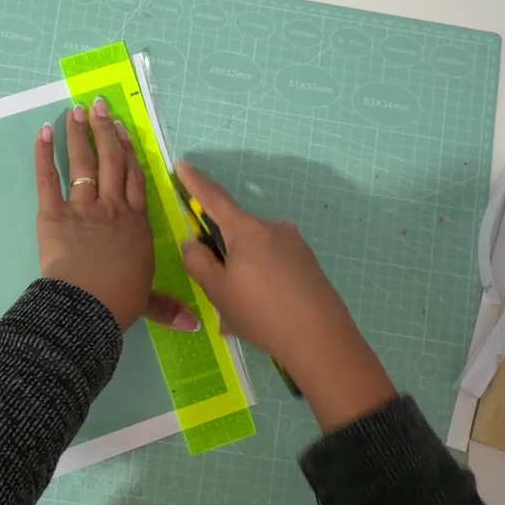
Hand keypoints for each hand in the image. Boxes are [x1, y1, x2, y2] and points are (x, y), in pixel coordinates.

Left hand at [36, 99, 198, 331]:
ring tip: (77, 110)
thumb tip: (194, 325)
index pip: (135, 179)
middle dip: (106, 131)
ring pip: (84, 163)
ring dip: (80, 134)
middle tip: (99, 106)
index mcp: (137, 224)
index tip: (123, 130)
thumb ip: (167, 307)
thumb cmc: (118, 302)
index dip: (129, 152)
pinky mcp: (54, 214)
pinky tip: (43, 132)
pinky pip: (49, 179)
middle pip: (112, 162)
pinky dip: (44, 155)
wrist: (86, 306)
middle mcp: (113, 208)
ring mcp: (83, 208)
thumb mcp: (147, 302)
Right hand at [176, 160, 394, 430]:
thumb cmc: (261, 312)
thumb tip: (194, 242)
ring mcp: (294, 244)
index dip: (194, 182)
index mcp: (247, 230)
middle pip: (235, 232)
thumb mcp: (216, 290)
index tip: (181, 165)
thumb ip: (197, 260)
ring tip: (237, 315)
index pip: (213, 198)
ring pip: (253, 254)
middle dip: (221, 256)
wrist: (322, 340)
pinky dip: (259, 284)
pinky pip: (272, 267)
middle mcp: (272, 228)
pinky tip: (260, 315)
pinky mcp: (307, 263)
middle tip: (215, 291)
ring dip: (240, 276)